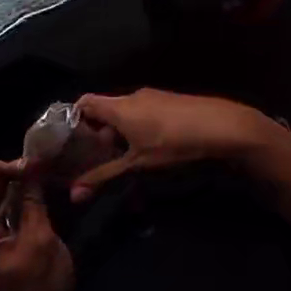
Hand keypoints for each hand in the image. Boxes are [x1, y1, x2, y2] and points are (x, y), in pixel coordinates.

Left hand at [0, 159, 73, 290]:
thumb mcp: (41, 241)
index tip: (25, 164)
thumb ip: (33, 203)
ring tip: (36, 176)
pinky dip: (15, 204)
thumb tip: (33, 169)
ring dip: (10, 189)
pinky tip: (34, 195)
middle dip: (3, 177)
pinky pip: (1, 219)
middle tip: (32, 166)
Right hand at [68, 89, 290, 202]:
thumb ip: (104, 176)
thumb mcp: (137, 164)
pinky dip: (136, 127)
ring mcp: (152, 96)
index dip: (73, 118)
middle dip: (97, 132)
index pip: (83, 102)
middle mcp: (131, 96)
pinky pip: (142, 111)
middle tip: (94, 157)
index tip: (69, 141)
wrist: (221, 125)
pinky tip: (147, 147)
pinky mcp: (168, 101)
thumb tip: (73, 195)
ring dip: (118, 131)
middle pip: (104, 108)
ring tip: (120, 156)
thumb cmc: (172, 143)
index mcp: (118, 106)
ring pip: (124, 111)